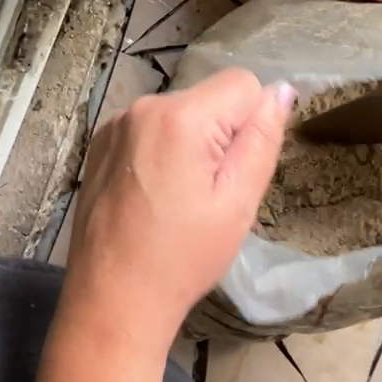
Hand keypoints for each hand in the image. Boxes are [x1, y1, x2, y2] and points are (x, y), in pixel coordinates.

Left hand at [64, 68, 296, 347]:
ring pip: (180, 111)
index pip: (242, 83)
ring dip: (190, 140)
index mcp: (181, 116)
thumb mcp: (237, 203)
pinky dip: (160, 147)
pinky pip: (149, 125)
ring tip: (178, 196)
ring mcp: (116, 120)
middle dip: (219, 133)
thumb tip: (281, 90)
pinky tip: (151, 191)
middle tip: (207, 192)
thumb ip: (262, 139)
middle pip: (208, 97)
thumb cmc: (182, 257)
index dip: (251, 123)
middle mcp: (144, 105)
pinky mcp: (100, 138)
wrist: (111, 299)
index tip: (233, 170)